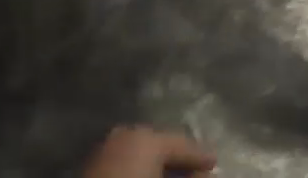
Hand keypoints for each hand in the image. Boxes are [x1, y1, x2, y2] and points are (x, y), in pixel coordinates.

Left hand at [82, 125, 216, 177]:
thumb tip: (205, 175)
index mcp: (146, 139)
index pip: (182, 144)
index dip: (200, 155)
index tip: (214, 162)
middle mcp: (125, 135)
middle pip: (160, 145)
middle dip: (177, 159)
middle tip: (195, 171)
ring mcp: (105, 149)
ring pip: (140, 153)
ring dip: (157, 165)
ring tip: (172, 176)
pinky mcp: (92, 167)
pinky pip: (124, 163)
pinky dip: (139, 170)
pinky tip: (146, 177)